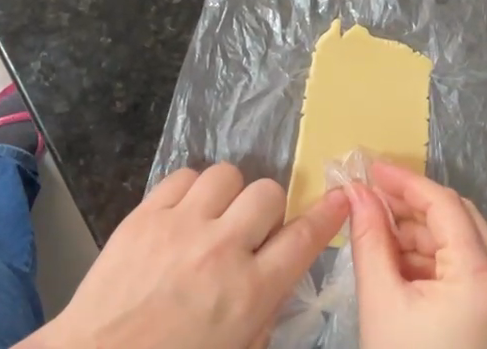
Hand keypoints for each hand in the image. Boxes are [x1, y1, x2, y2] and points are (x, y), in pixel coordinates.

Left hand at [27, 162, 347, 348]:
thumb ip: (263, 312)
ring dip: (228, 195)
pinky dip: (191, 189)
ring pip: (227, 175)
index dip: (327, 215)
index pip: (303, 239)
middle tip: (252, 231)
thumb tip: (276, 277)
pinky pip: (184, 175)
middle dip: (267, 210)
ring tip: (215, 217)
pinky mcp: (145, 213)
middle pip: (267, 194)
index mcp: (249, 292)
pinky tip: (184, 212)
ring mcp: (181, 225)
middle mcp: (222, 248)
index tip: (341, 198)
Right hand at [348, 161, 486, 348]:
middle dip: (413, 206)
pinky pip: (465, 272)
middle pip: (458, 219)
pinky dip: (432, 261)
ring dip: (420, 233)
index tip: (370, 168)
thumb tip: (355, 190)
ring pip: (462, 244)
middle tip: (372, 196)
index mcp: (483, 278)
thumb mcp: (381, 302)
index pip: (444, 205)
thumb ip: (371, 238)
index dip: (405, 182)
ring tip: (377, 232)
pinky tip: (397, 262)